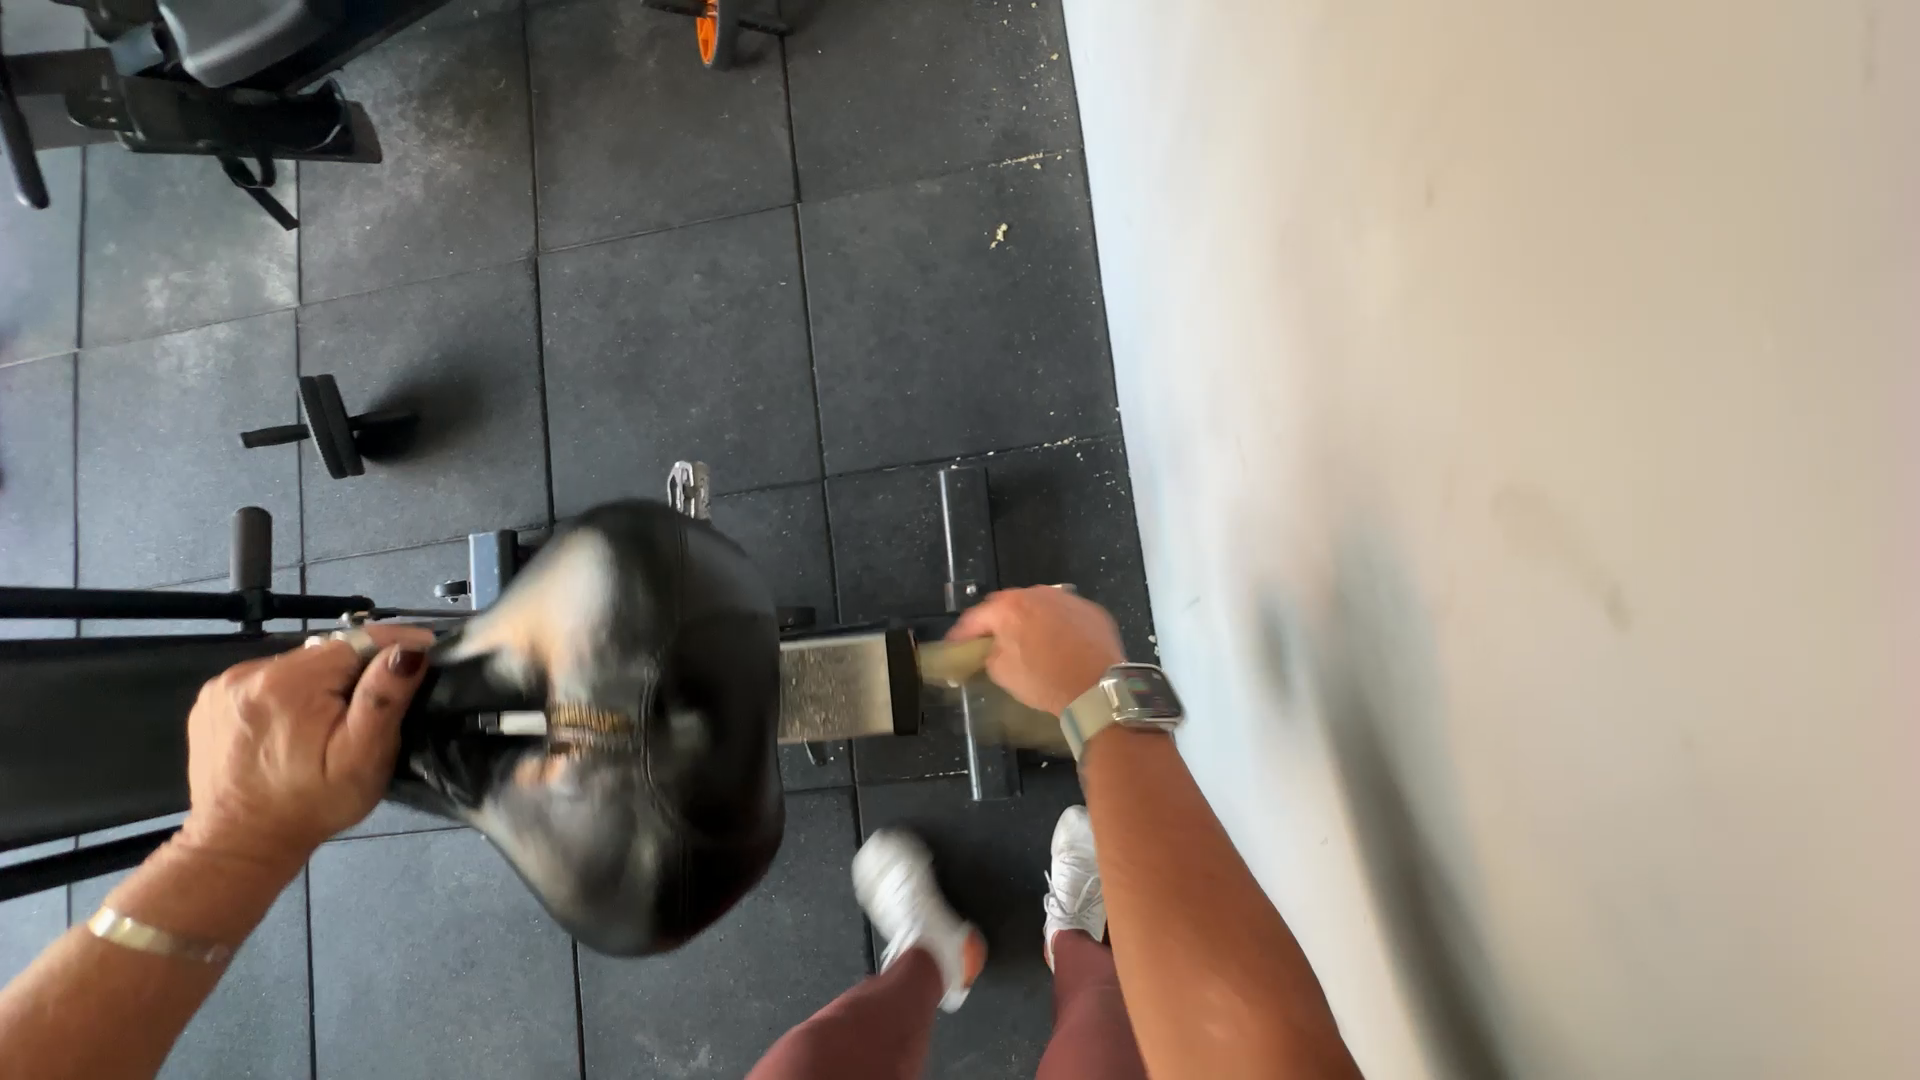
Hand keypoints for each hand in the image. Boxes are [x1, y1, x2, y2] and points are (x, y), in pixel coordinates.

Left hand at [176, 624, 434, 873]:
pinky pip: (274, 677)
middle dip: (363, 666)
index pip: (358, 640)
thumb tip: (408, 651)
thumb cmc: (314, 802)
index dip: (398, 645)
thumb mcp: (364, 754)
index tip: (429, 655)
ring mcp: (224, 686)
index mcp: (287, 683)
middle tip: (388, 697)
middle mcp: (249, 673)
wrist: (240, 844)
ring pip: (304, 661)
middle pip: (329, 650)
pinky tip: (307, 717)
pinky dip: (300, 688)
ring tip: (348, 709)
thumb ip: (384, 697)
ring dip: (332, 676)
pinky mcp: (214, 700)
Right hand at [946, 587, 1125, 713]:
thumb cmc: (1044, 681)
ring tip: (1029, 641)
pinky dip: (1058, 625)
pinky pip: (1065, 614)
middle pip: (1008, 605)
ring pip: (1039, 606)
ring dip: (1030, 620)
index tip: (955, 645)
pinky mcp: (1091, 610)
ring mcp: (1067, 599)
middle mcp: (1037, 593)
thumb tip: (990, 649)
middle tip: (993, 643)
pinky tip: (1060, 644)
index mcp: (1009, 607)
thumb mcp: (1002, 672)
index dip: (962, 633)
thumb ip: (988, 653)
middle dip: (998, 623)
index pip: (976, 617)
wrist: (1097, 688)